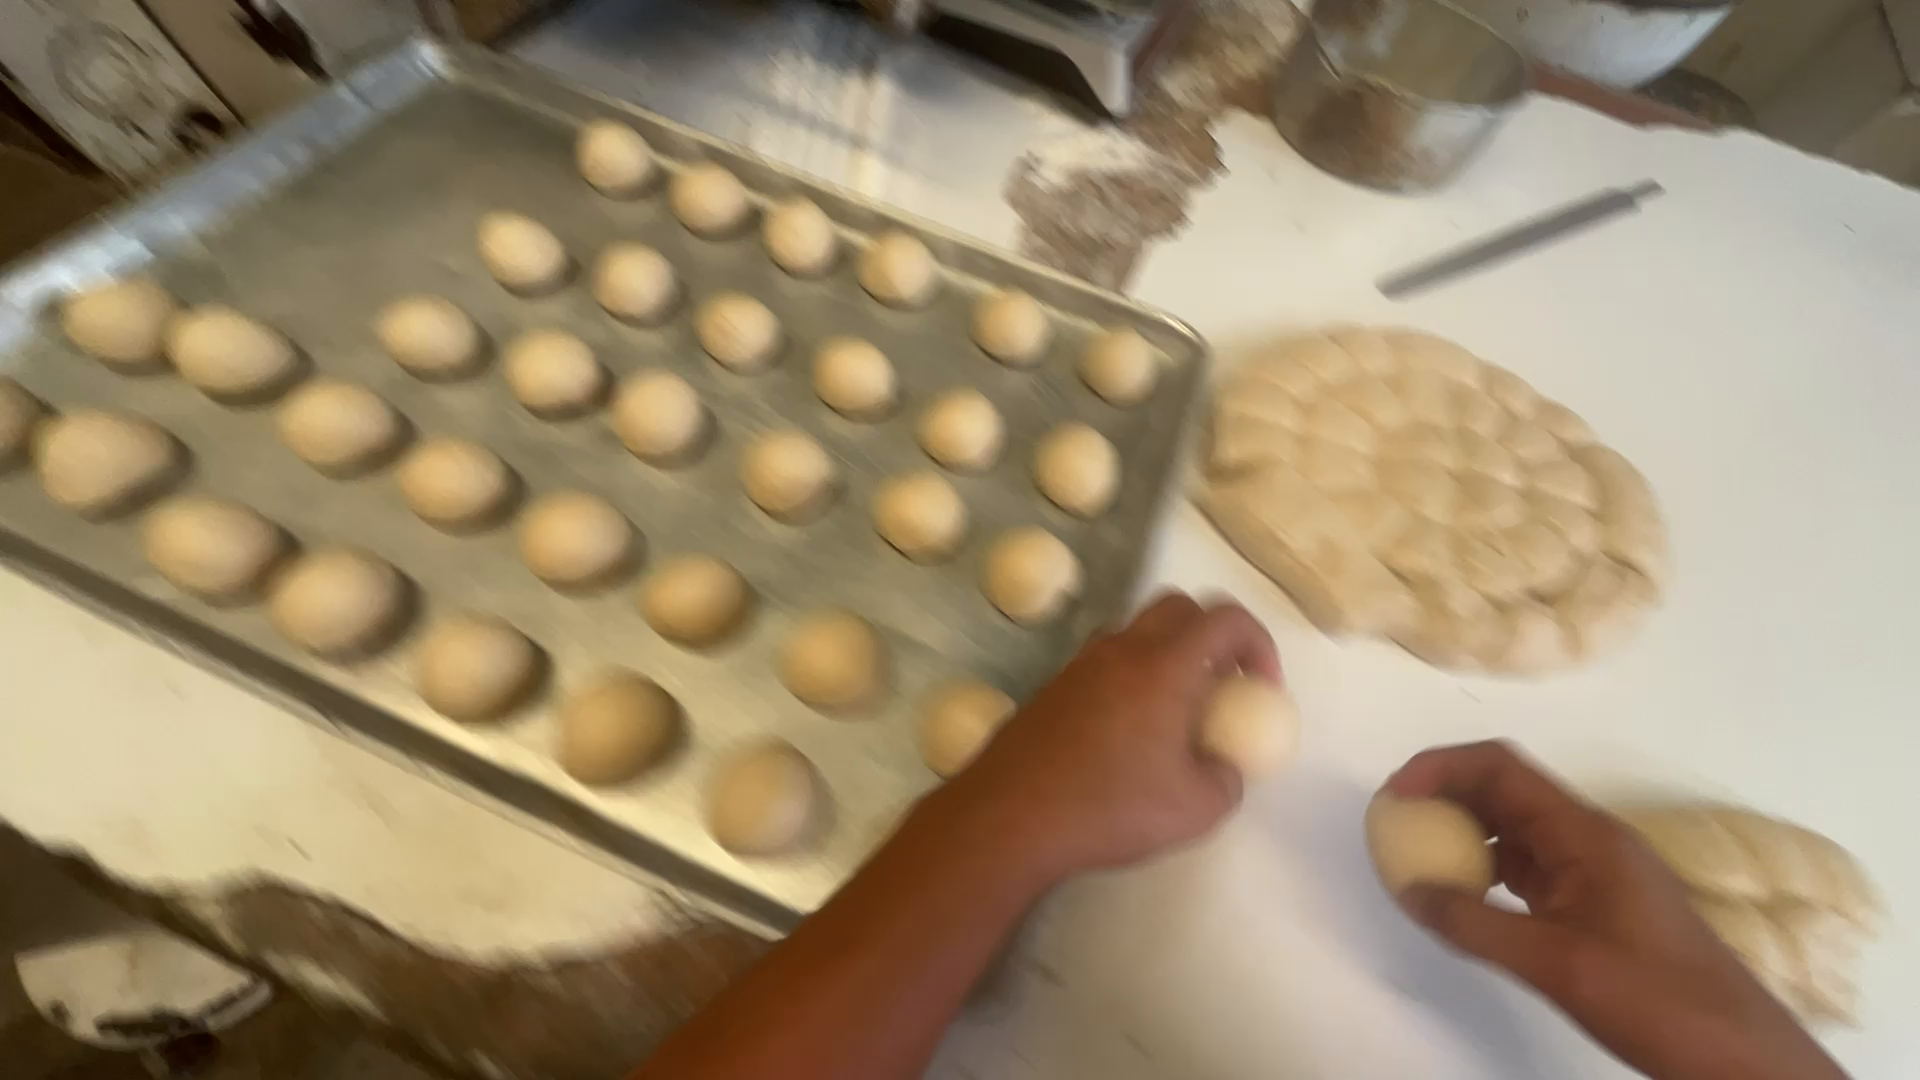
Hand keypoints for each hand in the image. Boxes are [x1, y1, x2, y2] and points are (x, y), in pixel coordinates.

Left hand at [943, 592, 1280, 879]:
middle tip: (1222, 688)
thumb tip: (1223, 764)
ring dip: (1170, 653)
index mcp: (1164, 665)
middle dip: (1213, 636)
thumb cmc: (1109, 806)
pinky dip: (1133, 673)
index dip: (1258, 642)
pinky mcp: (1056, 683)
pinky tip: (1130, 730)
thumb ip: (1227, 777)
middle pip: (1178, 607)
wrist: (1010, 812)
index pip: (1224, 617)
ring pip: (1138, 629)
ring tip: (1176, 711)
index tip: (1261, 688)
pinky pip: (1107, 658)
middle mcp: (1122, 649)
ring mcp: (1082, 662)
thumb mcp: (1197, 808)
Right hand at [1385, 741, 1847, 1079]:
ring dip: (1460, 827)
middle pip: (1501, 788)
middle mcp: (1587, 837)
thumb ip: (1471, 924)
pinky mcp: (1591, 898)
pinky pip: (1523, 860)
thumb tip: (1406, 890)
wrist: (1750, 1066)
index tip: (1397, 795)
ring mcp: (1592, 867)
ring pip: (1510, 823)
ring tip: (1418, 851)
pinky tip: (1462, 889)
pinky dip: (1482, 862)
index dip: (1439, 767)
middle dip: (1442, 792)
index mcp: (1584, 834)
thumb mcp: (1553, 964)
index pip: (1499, 768)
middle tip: (1396, 818)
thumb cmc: (1659, 1001)